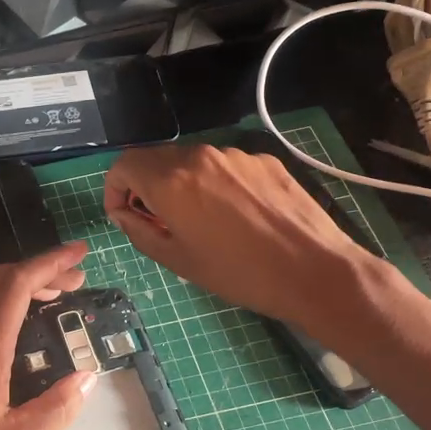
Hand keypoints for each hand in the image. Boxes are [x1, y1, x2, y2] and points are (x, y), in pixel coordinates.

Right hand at [104, 144, 387, 332]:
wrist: (315, 271)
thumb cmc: (239, 273)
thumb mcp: (177, 260)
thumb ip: (138, 230)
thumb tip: (122, 213)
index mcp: (171, 181)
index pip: (124, 165)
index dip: (115, 188)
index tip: (124, 214)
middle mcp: (200, 157)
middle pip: (156, 160)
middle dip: (147, 187)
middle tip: (159, 222)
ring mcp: (236, 156)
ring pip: (192, 163)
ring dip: (183, 186)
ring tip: (202, 222)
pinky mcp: (265, 162)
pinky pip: (226, 167)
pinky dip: (217, 185)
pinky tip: (238, 217)